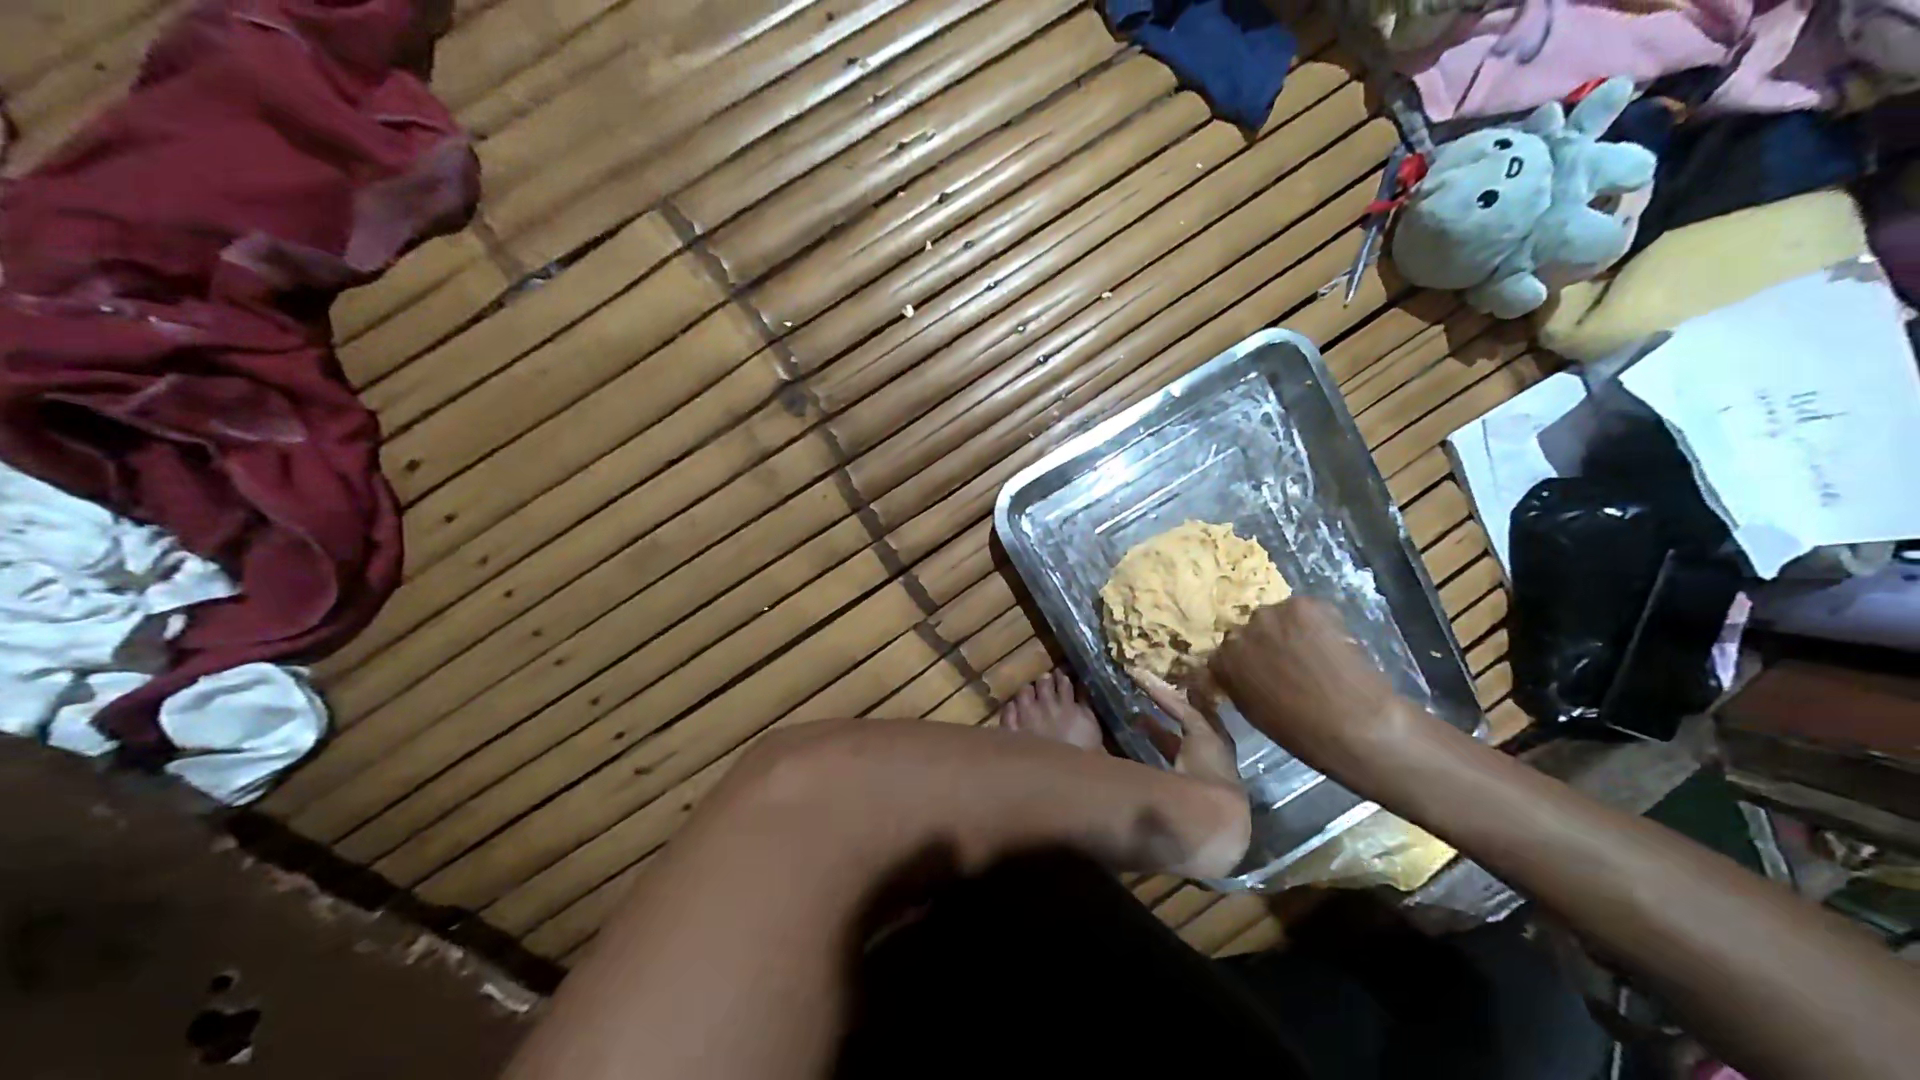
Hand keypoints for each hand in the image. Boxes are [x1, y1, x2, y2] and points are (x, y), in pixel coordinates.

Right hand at [1209, 597, 1426, 767]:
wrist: (1351, 725)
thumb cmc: (1301, 731)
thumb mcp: (1253, 710)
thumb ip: (1242, 682)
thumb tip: (1251, 672)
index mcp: (1222, 661)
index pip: (1229, 651)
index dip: (1251, 658)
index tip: (1267, 667)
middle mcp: (1238, 633)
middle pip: (1253, 629)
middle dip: (1269, 640)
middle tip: (1294, 659)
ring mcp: (1270, 616)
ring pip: (1280, 616)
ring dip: (1293, 629)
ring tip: (1318, 650)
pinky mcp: (1302, 606)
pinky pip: (1309, 609)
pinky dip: (1322, 622)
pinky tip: (1335, 643)